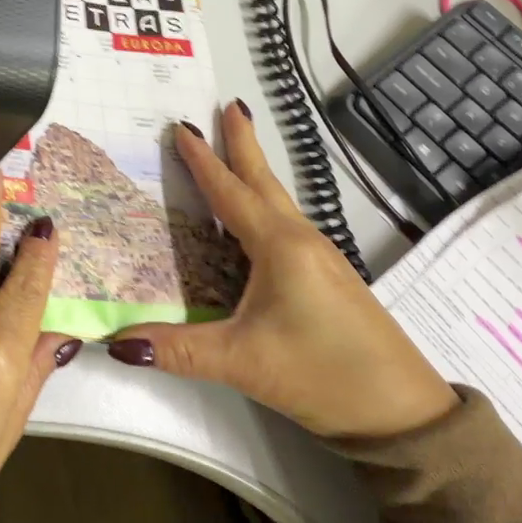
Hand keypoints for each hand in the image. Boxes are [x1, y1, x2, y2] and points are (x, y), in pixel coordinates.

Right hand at [108, 103, 458, 439]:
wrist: (407, 417)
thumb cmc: (325, 375)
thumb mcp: (243, 362)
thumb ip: (176, 348)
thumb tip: (114, 343)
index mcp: (279, 247)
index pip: (229, 193)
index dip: (202, 160)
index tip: (182, 125)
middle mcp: (300, 242)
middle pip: (263, 182)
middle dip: (243, 144)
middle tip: (229, 106)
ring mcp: (320, 259)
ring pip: (277, 202)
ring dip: (254, 172)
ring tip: (235, 149)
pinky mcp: (328, 279)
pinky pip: (285, 225)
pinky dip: (263, 203)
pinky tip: (255, 217)